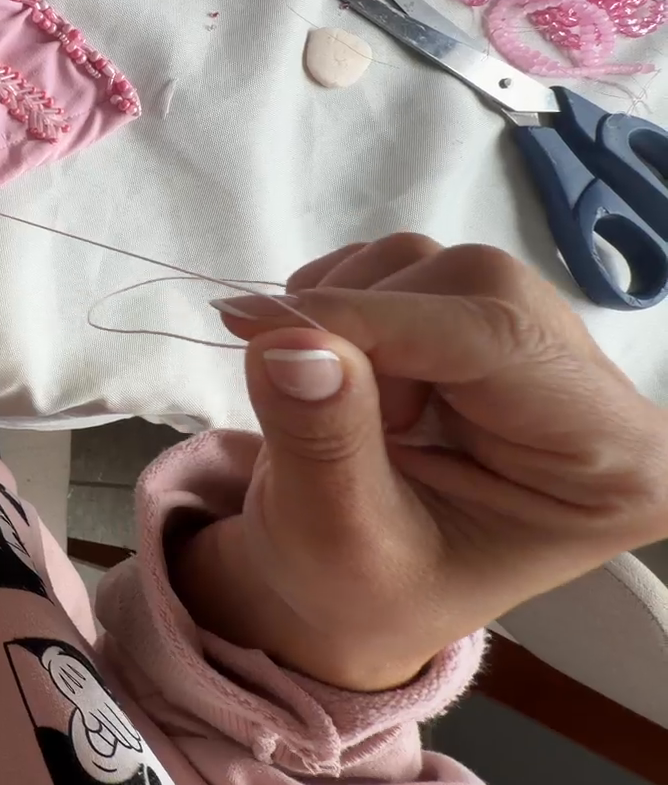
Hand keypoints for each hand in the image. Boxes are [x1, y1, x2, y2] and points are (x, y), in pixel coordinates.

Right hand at [175, 234, 667, 690]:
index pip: (494, 337)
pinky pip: (390, 268)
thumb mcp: (329, 532)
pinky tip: (325, 369)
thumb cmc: (347, 585)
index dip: (364, 318)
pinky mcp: (463, 337)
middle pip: (472, 283)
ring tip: (326, 400)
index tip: (248, 322)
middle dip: (359, 324)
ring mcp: (525, 359)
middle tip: (310, 398)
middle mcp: (586, 397)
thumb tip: (287, 339)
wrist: (335, 588)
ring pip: (424, 262)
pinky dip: (329, 303)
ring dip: (339, 315)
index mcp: (602, 464)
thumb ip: (317, 437)